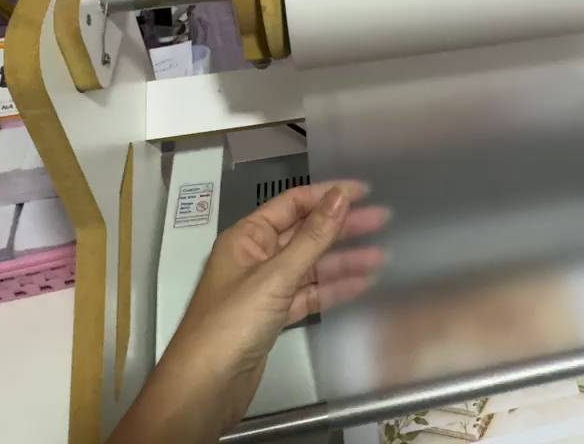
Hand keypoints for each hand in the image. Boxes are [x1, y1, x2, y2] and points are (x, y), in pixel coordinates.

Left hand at [111, 181, 387, 443]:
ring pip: (312, 265)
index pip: (294, 203)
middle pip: (306, 233)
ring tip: (380, 255)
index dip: (329, 195)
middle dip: (343, 227)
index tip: (363, 191)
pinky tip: (360, 284)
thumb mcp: (275, 276)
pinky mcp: (274, 317)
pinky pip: (310, 293)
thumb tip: (339, 197)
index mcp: (248, 237)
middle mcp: (257, 257)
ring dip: (344, 260)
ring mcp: (266, 288)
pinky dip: (333, 288)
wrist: (203, 392)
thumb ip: (312, 236)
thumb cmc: (228, 326)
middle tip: (381, 219)